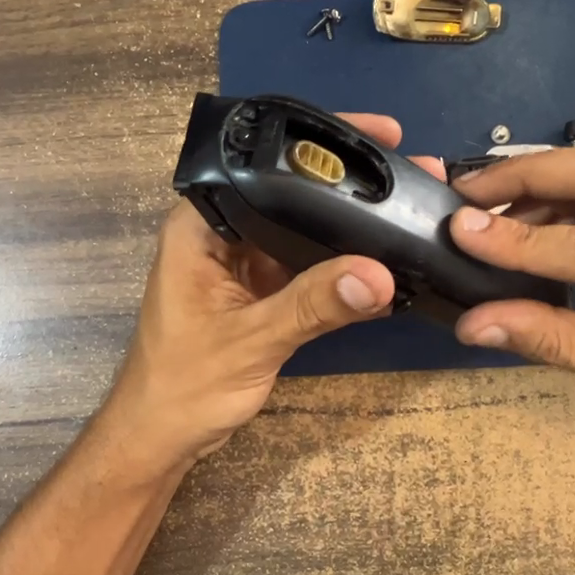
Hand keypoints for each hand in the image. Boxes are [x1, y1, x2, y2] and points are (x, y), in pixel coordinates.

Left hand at [100, 114, 444, 470]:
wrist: (162, 438)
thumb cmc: (183, 387)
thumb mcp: (250, 342)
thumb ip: (312, 307)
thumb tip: (380, 276)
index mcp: (200, 224)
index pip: (262, 164)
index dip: (319, 144)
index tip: (379, 136)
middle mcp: (222, 233)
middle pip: (289, 192)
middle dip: (347, 184)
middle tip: (411, 172)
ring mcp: (243, 264)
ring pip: (302, 231)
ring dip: (349, 227)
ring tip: (408, 209)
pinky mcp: (260, 294)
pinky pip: (306, 269)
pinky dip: (340, 268)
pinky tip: (384, 262)